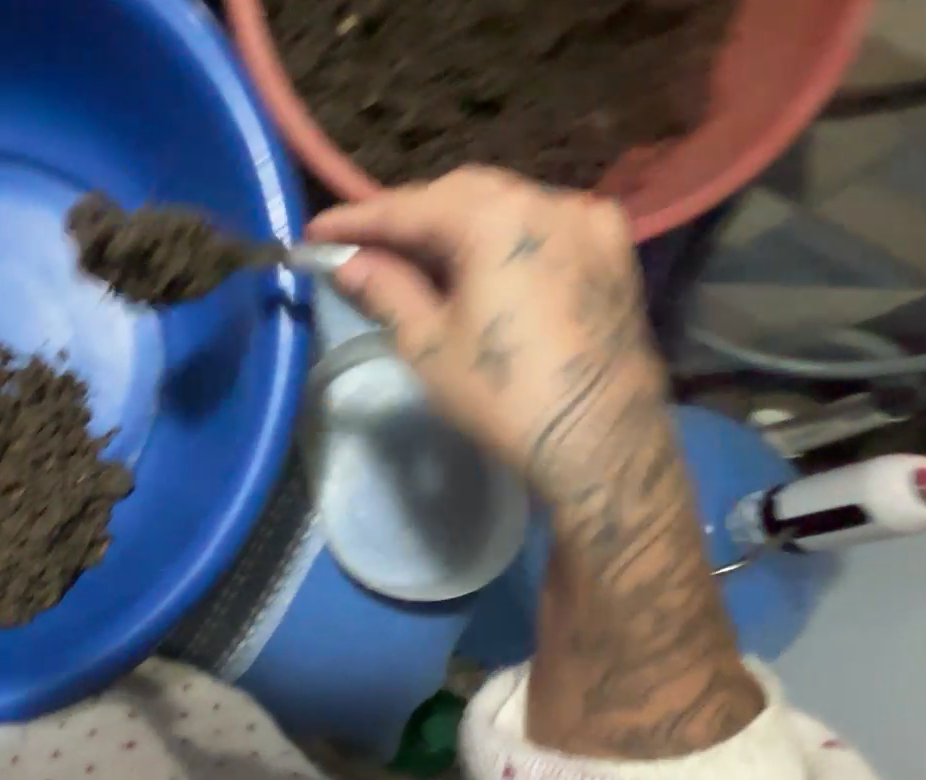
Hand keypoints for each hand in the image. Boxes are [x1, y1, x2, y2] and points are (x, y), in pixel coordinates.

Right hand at [307, 167, 666, 497]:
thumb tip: (346, 262)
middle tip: (361, 245)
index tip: (315, 232)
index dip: (356, 220)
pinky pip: (539, 223)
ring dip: (450, 223)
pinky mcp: (610, 248)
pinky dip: (497, 233)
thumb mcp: (428, 344)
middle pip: (458, 194)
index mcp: (498, 220)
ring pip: (502, 204)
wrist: (599, 440)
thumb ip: (385, 289)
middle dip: (406, 216)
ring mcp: (588, 220)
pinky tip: (474, 261)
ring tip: (410, 255)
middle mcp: (549, 200)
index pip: (409, 208)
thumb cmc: (502, 396)